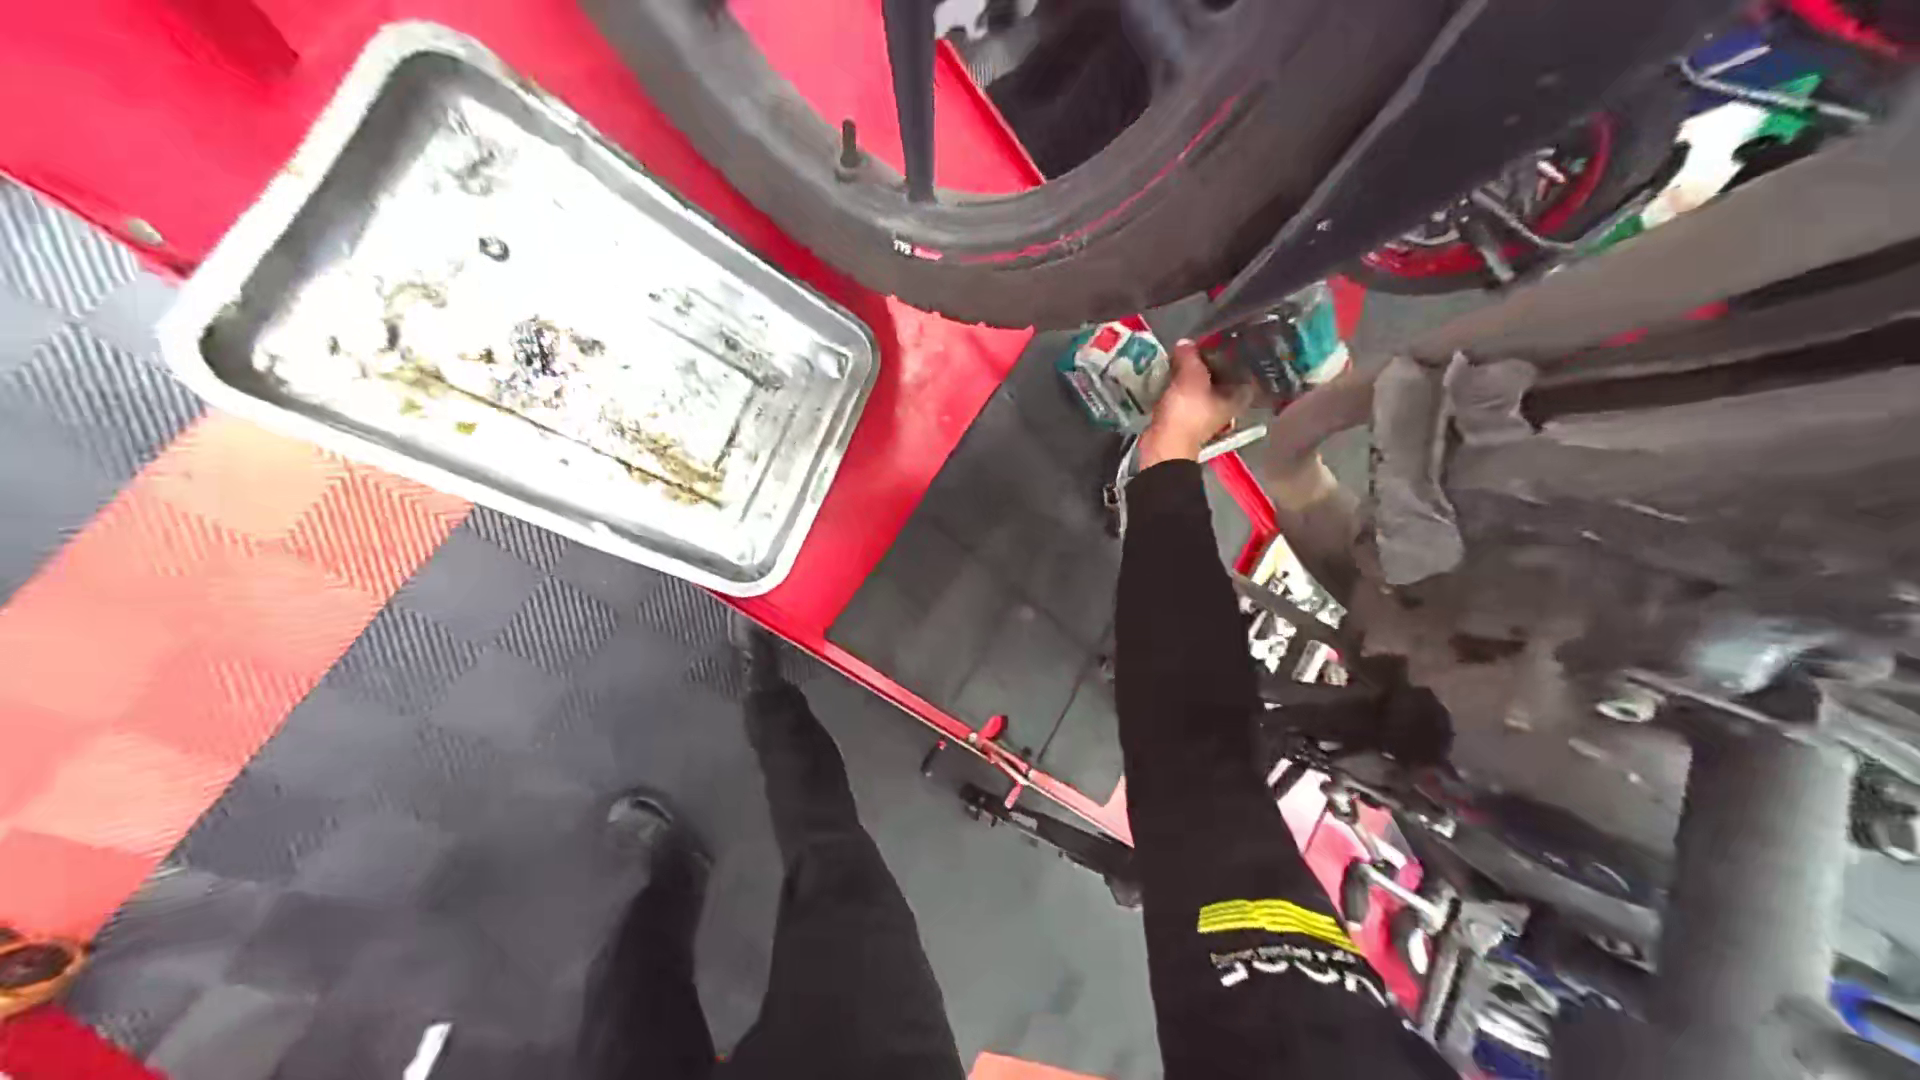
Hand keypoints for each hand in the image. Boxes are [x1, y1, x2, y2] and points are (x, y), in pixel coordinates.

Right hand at [1138, 339, 1252, 468]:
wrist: (1163, 446)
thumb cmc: (1186, 413)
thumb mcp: (1191, 377)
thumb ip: (1190, 356)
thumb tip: (1185, 342)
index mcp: (1237, 396)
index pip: (1245, 368)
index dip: (1236, 353)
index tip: (1225, 338)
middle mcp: (1226, 404)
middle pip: (1221, 375)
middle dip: (1209, 360)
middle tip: (1199, 342)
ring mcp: (1205, 412)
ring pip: (1201, 385)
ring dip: (1191, 372)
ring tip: (1182, 353)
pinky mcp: (1186, 417)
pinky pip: (1185, 395)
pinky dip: (1179, 385)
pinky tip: (1171, 372)